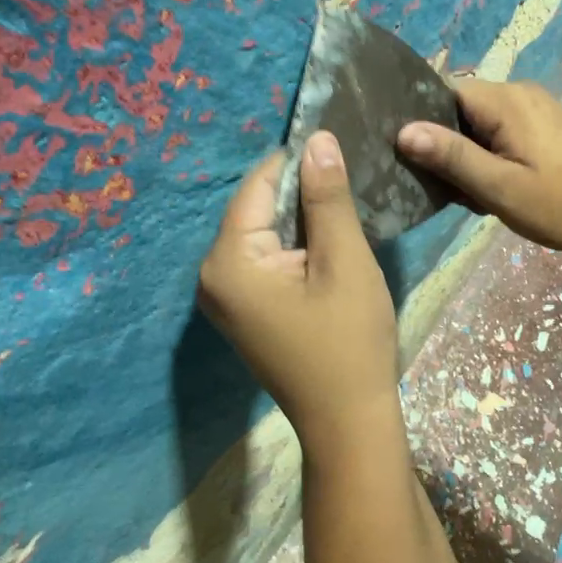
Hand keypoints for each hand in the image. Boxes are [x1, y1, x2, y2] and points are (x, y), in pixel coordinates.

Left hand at [198, 132, 400, 449]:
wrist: (347, 422)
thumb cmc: (349, 341)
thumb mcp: (344, 262)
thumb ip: (327, 198)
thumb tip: (317, 140)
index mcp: (229, 261)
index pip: (257, 187)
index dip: (296, 161)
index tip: (335, 140)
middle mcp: (213, 276)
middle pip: (256, 209)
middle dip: (299, 191)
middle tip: (346, 172)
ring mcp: (224, 298)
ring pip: (263, 234)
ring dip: (300, 218)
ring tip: (343, 202)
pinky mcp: (243, 312)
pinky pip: (265, 260)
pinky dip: (294, 246)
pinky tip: (328, 242)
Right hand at [397, 78, 561, 261]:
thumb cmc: (561, 206)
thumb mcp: (499, 187)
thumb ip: (452, 156)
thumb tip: (403, 131)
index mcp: (507, 100)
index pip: (443, 91)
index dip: (420, 118)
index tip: (401, 150)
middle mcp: (520, 93)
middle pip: (461, 107)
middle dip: (444, 142)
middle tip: (434, 181)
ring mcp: (537, 109)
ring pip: (481, 122)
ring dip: (467, 154)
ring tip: (464, 191)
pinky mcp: (547, 128)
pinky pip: (502, 131)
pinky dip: (489, 156)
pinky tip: (491, 188)